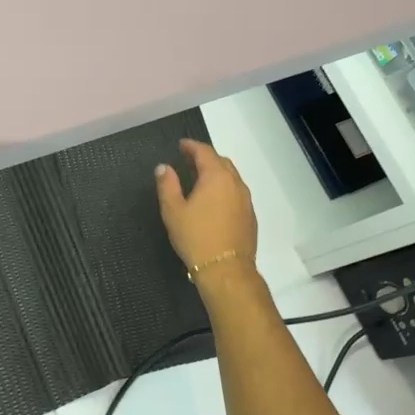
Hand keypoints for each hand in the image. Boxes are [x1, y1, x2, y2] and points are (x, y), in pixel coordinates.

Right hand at [153, 138, 257, 272]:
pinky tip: (215, 200)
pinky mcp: (250, 216)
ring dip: (217, 172)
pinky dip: (225, 188)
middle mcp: (235, 184)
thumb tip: (164, 167)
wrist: (226, 270)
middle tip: (189, 160)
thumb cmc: (196, 237)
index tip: (181, 145)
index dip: (191, 146)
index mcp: (216, 177)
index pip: (205, 152)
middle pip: (221, 161)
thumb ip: (167, 185)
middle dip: (205, 157)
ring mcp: (246, 200)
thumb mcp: (173, 210)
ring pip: (232, 177)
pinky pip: (237, 192)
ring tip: (201, 178)